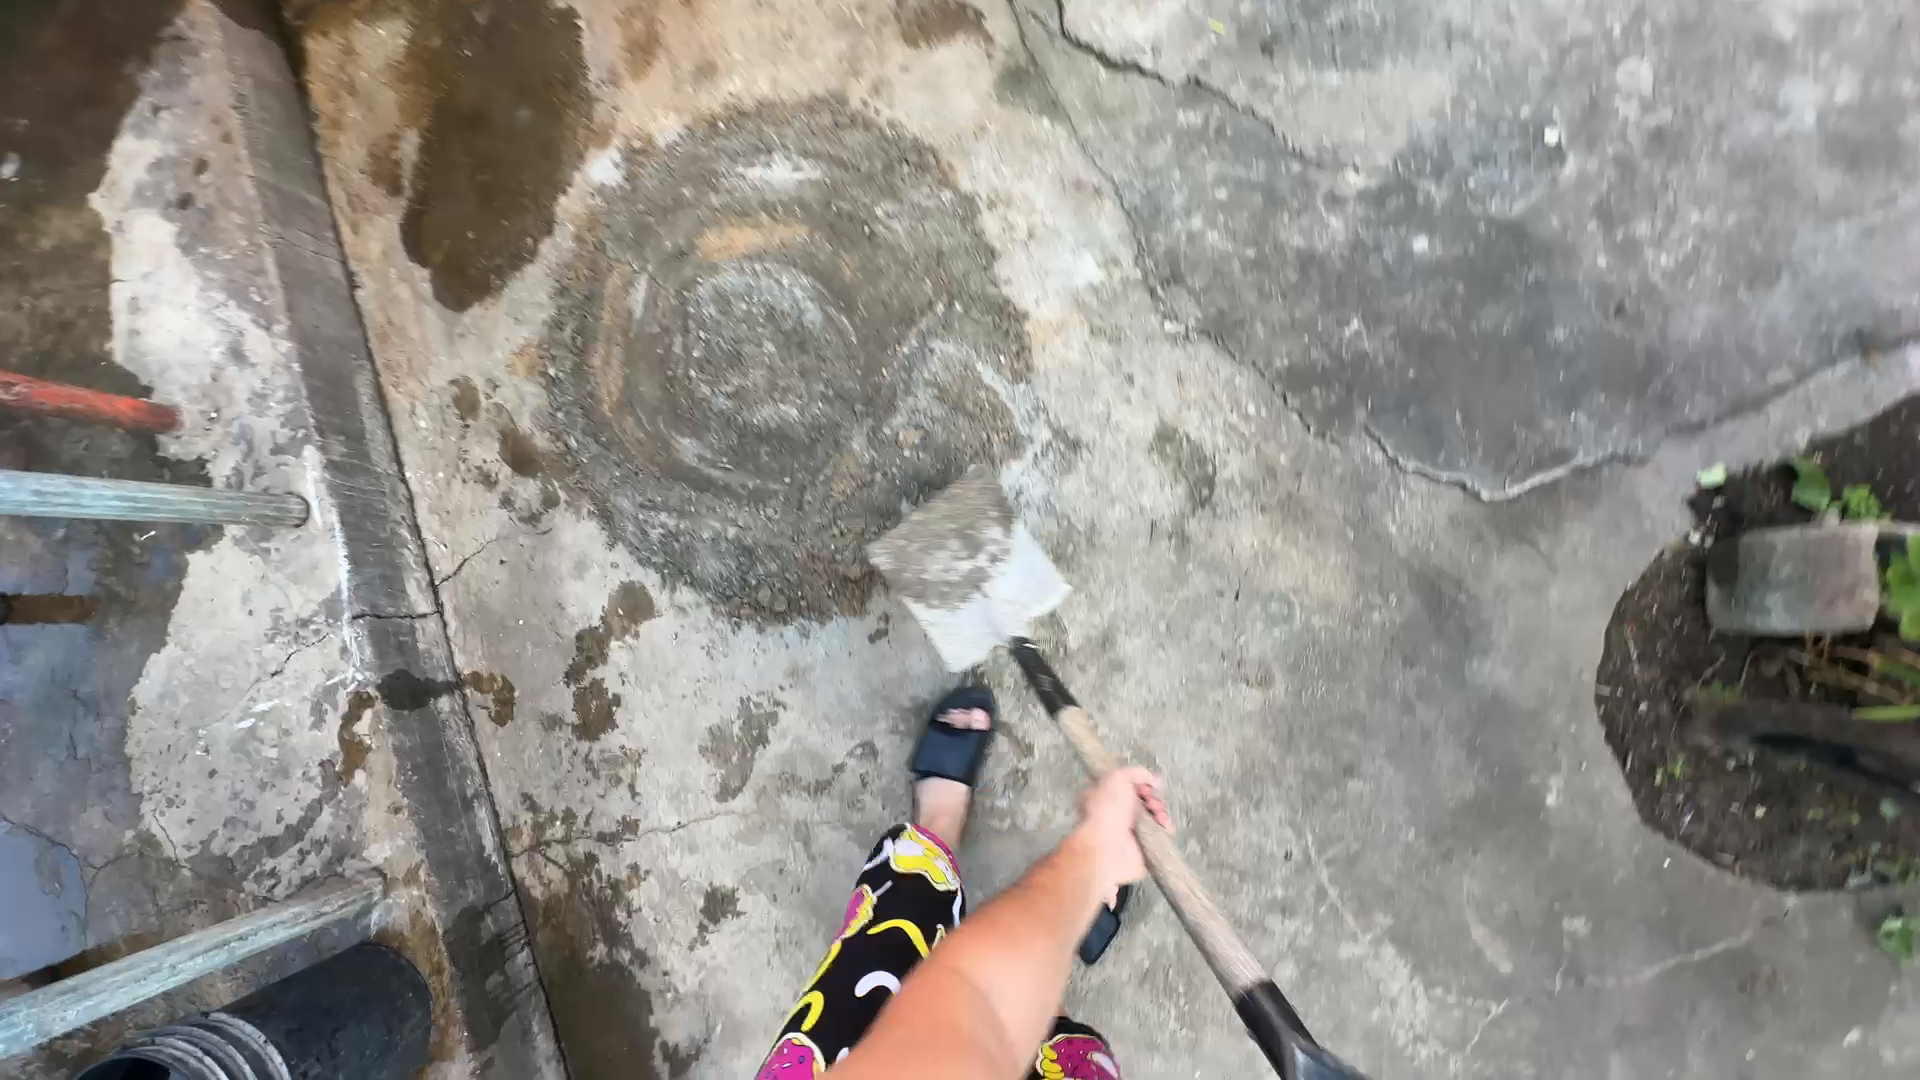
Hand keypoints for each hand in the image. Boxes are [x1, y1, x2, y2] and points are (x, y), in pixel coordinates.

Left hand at [1072, 765, 1171, 899]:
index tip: (1146, 784)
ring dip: (1160, 812)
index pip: (1125, 784)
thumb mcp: (1118, 777)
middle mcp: (1114, 812)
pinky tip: (1164, 825)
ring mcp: (1128, 830)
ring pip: (1152, 815)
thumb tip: (1154, 780)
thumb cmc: (1108, 808)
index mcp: (1102, 794)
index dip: (1138, 782)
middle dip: (1152, 797)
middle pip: (1141, 799)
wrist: (1111, 847)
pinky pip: (1158, 833)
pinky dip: (1164, 828)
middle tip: (1151, 801)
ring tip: (1159, 815)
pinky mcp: (1142, 845)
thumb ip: (1137, 772)